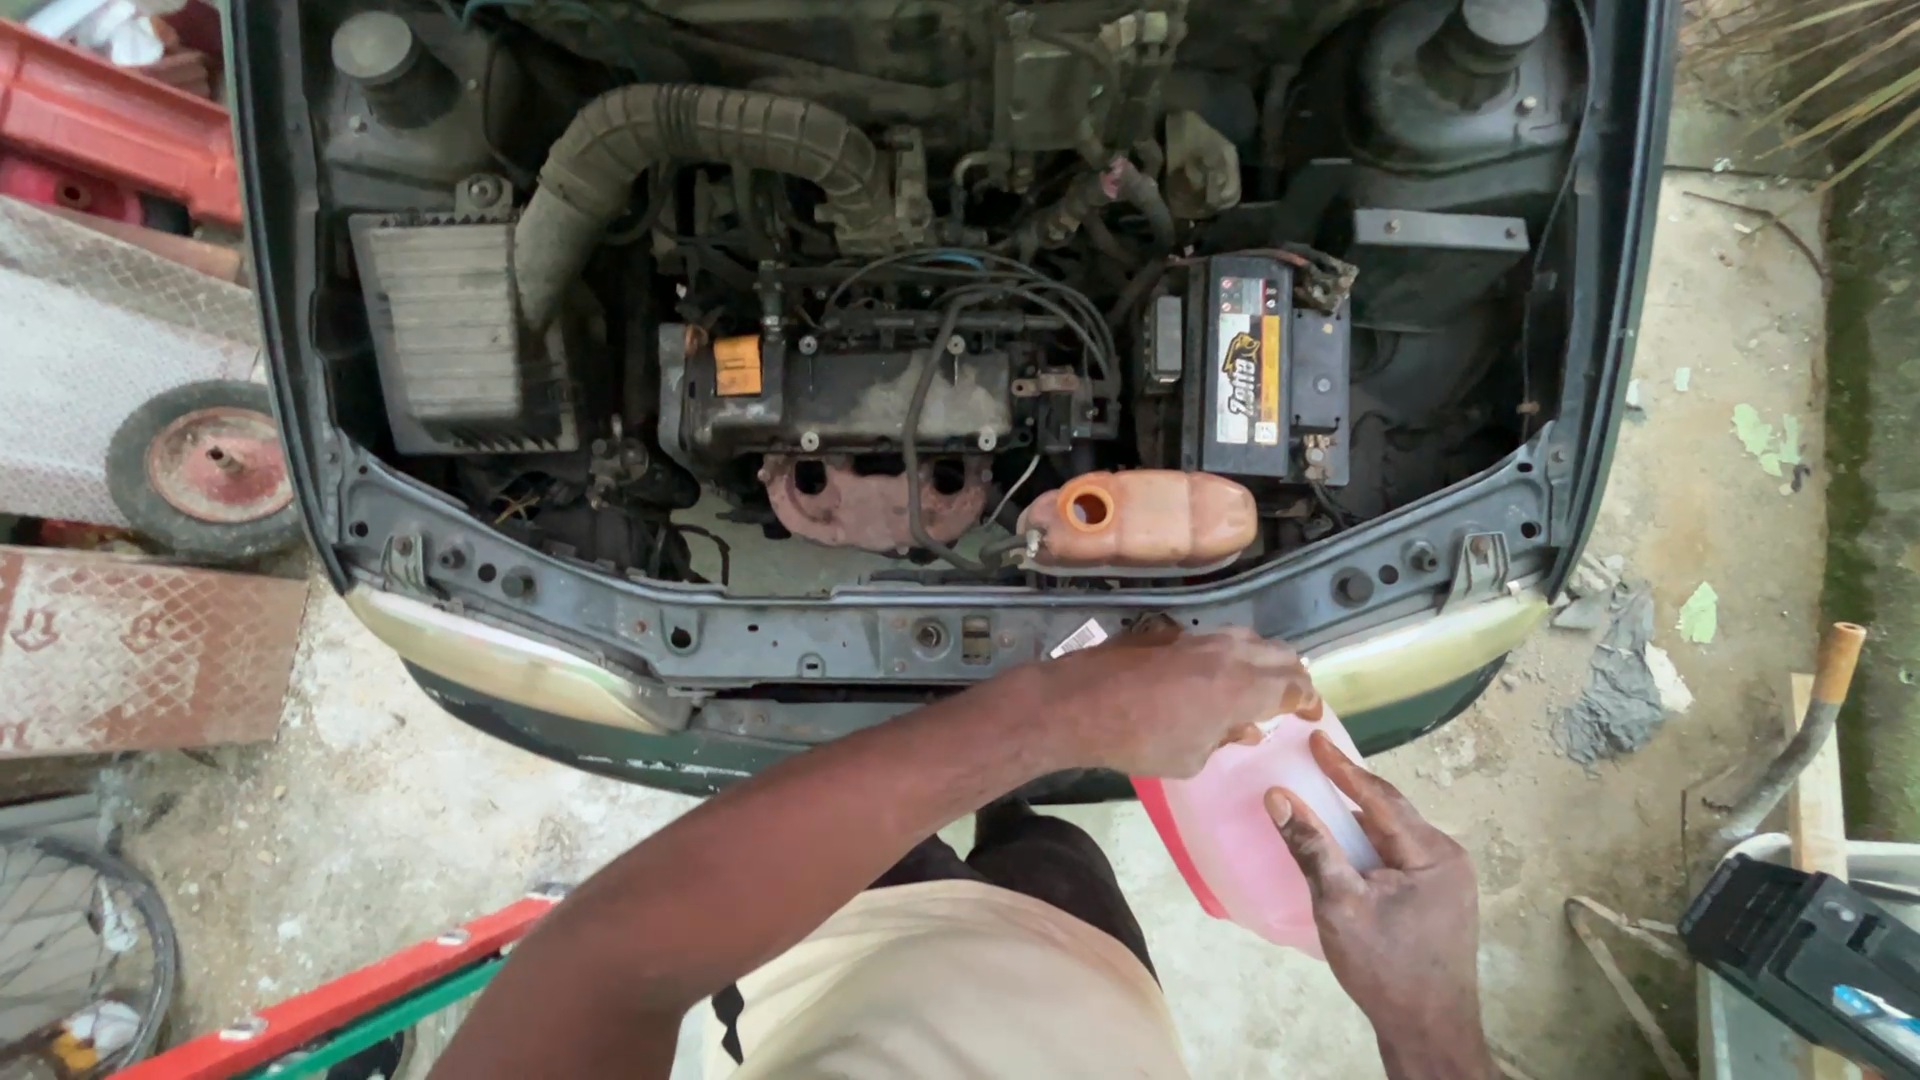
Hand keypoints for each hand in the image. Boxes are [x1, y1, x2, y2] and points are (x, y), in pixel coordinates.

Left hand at [1024, 623, 1318, 777]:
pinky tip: (1211, 670)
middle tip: (1290, 696)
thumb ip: (1225, 738)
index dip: (1308, 700)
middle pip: (1279, 653)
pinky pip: (1212, 636)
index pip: (1294, 685)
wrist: (1080, 702)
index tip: (1309, 713)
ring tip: (1256, 680)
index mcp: (1241, 686)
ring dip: (1261, 657)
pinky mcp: (1167, 630)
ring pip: (1246, 637)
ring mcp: (1194, 636)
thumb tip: (1245, 727)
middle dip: (1292, 674)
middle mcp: (1225, 652)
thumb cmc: (1139, 741)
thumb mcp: (1190, 758)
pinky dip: (1226, 651)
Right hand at [1266, 734, 1492, 1079]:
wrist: (1429, 1032)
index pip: (1379, 796)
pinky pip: (1395, 850)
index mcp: (1433, 854)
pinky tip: (1342, 840)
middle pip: (1389, 809)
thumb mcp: (1339, 903)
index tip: (1313, 738)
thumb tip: (1277, 796)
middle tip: (1313, 761)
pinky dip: (1365, 838)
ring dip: (1356, 813)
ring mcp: (1446, 879)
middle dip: (1350, 785)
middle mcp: (1447, 858)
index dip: (1341, 767)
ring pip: (1392, 830)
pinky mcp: (1436, 897)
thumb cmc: (1384, 967)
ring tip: (1320, 793)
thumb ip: (1311, 846)